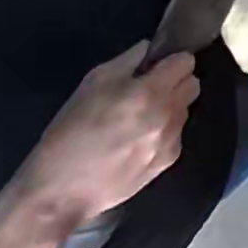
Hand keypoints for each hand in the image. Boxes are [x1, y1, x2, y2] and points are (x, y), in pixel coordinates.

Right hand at [11, 44, 198, 231]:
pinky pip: (177, 133)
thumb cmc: (66, 137)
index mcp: (149, 92)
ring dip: (170, 107)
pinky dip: (163, 132)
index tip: (155, 70)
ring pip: (186, 108)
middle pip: (192, 83)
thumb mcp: (89, 87)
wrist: (55, 198)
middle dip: (174, 83)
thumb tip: (150, 48)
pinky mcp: (170, 158)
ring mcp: (172, 137)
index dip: (171, 62)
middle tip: (147, 93)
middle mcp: (168, 113)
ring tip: (137, 121)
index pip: (186, 61)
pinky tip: (135, 143)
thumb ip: (126, 61)